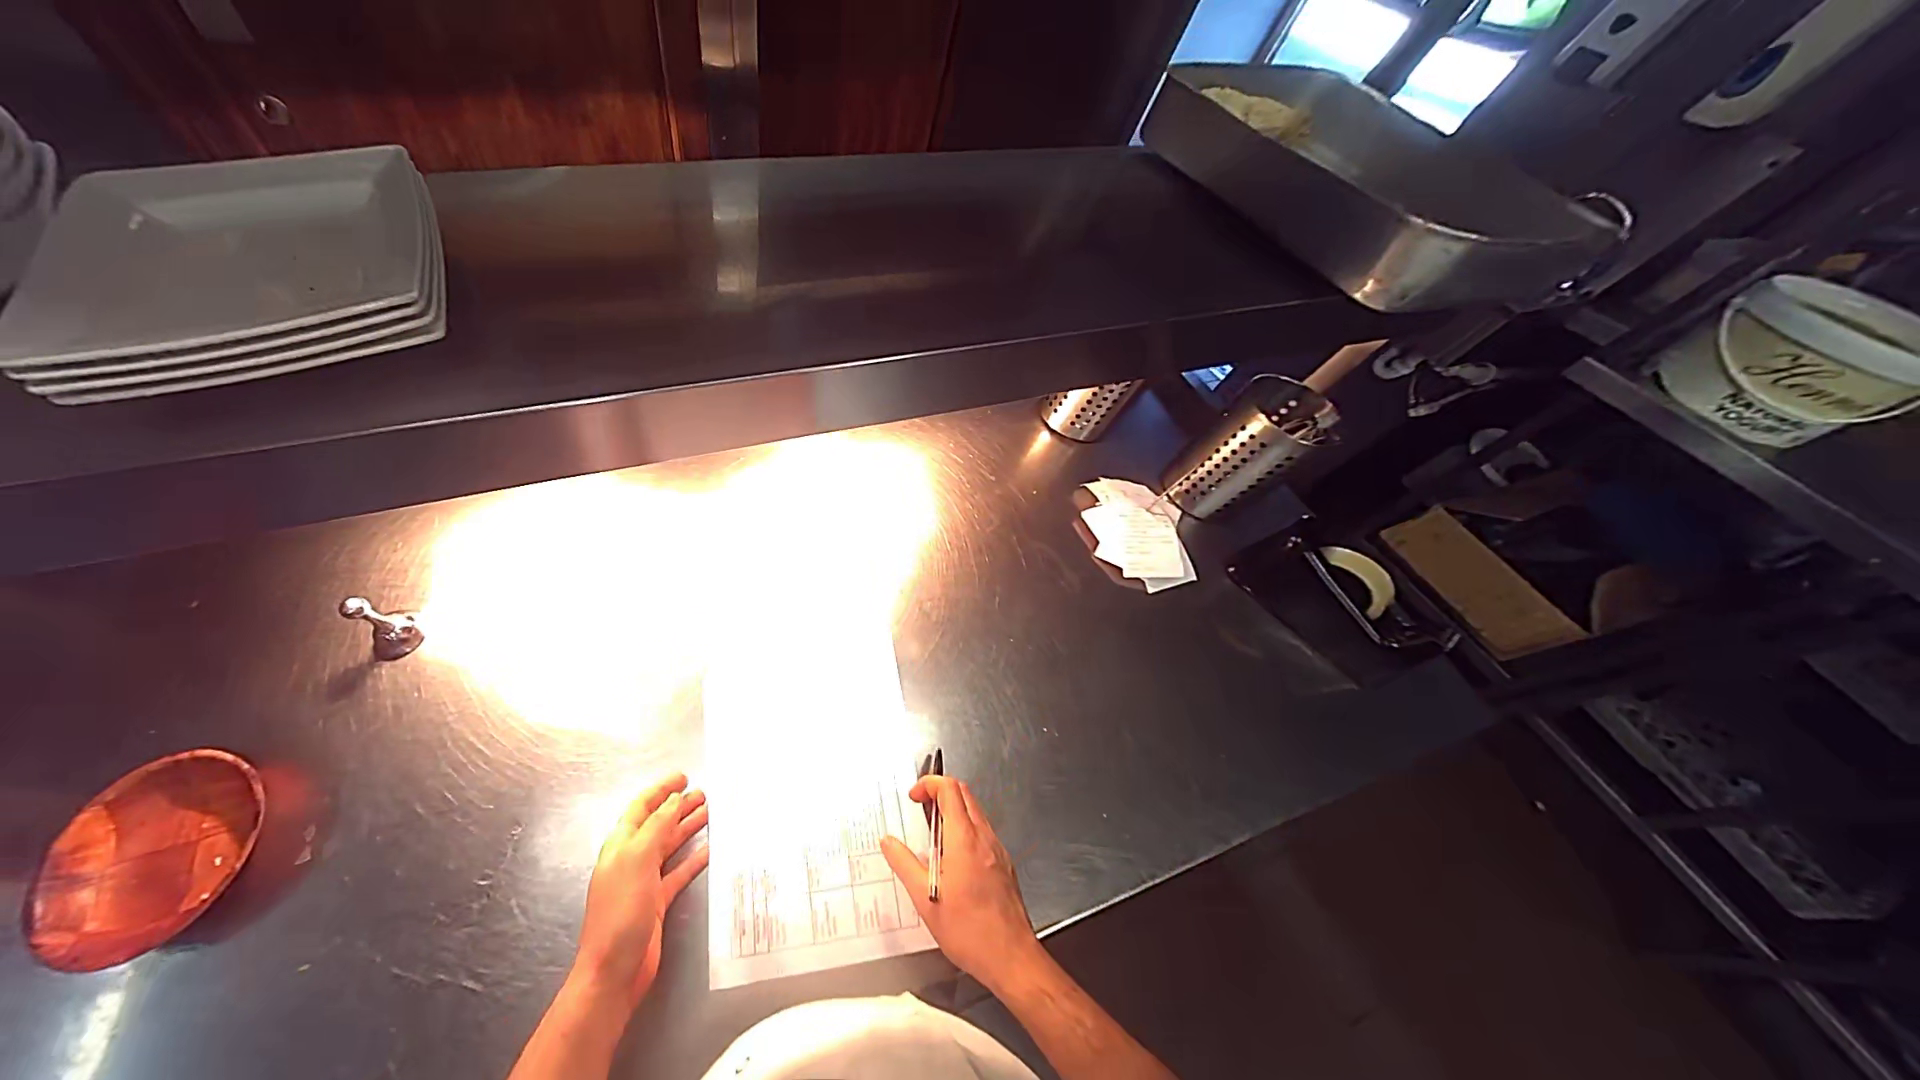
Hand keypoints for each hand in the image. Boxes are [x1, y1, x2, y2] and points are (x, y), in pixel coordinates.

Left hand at [572, 773, 708, 1008]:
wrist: (613, 973)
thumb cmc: (620, 914)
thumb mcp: (637, 862)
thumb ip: (656, 829)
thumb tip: (673, 801)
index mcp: (620, 848)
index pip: (640, 809)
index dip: (660, 791)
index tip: (683, 776)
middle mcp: (630, 860)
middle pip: (656, 825)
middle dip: (677, 806)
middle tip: (703, 792)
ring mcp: (643, 882)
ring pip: (669, 846)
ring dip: (687, 828)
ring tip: (710, 812)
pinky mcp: (657, 902)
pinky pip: (678, 872)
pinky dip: (693, 859)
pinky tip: (710, 850)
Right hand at [881, 775, 1045, 993]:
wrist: (1010, 956)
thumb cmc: (971, 932)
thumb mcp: (925, 899)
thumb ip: (904, 864)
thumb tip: (889, 843)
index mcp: (965, 840)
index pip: (949, 790)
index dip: (929, 784)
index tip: (915, 795)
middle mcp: (984, 838)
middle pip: (964, 794)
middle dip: (940, 791)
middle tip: (922, 806)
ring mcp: (997, 849)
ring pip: (975, 811)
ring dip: (953, 810)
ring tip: (933, 834)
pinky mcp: (1003, 862)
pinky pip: (983, 831)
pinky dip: (965, 828)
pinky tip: (952, 855)